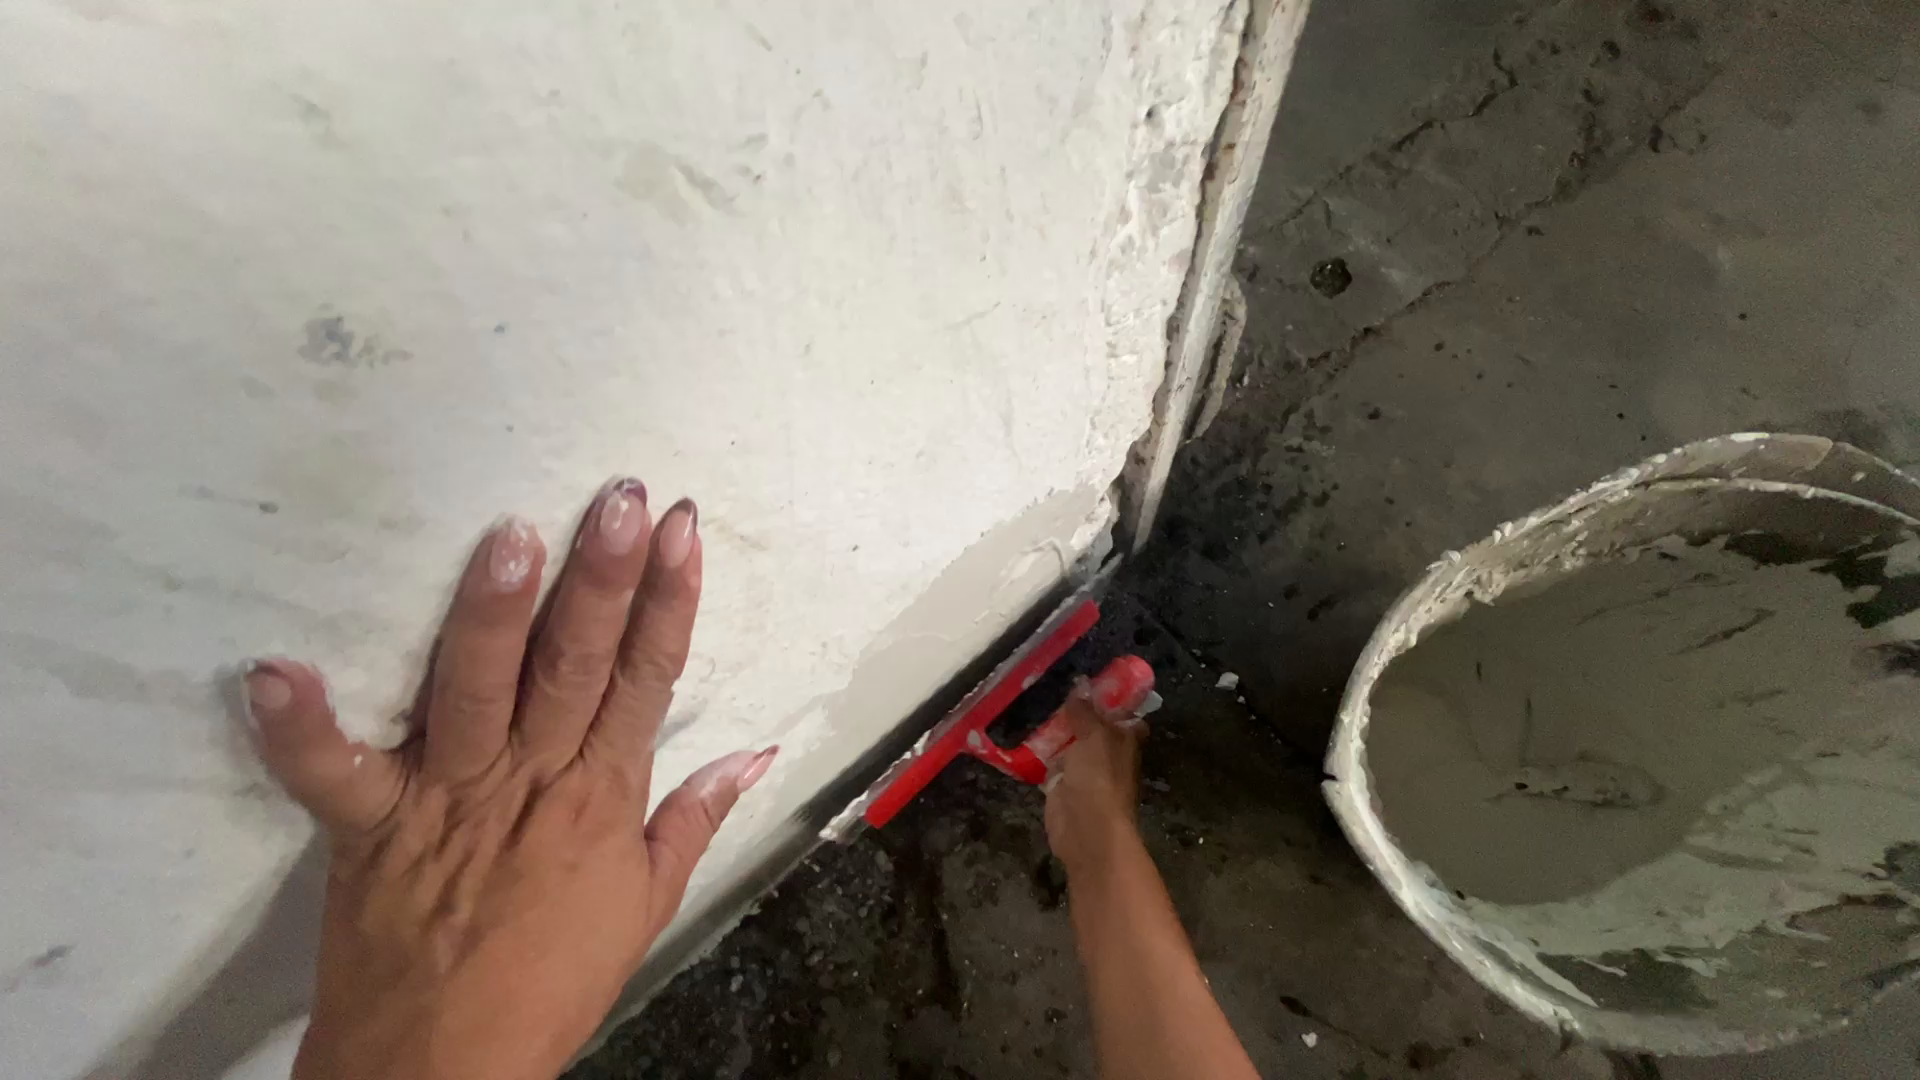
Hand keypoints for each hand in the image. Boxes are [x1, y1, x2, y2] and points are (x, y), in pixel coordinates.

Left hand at [242, 480, 774, 1079]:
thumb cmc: (556, 975)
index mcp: (605, 794)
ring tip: (512, 536)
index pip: (648, 676)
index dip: (670, 600)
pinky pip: (331, 778)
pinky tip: (277, 668)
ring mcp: (449, 800)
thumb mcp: (653, 898)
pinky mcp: (368, 832)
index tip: (682, 531)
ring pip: (475, 694)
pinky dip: (301, 730)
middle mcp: (533, 780)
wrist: (442, 1072)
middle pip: (575, 665)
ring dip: (492, 617)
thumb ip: (702, 814)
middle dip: (602, 579)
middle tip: (617, 501)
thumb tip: (759, 751)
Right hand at [1042, 663, 1154, 872]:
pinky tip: (1024, 732)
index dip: (1114, 700)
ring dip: (1055, 729)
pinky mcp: (1060, 785)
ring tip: (1034, 701)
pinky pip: (1049, 761)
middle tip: (1054, 685)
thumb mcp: (1094, 736)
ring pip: (1069, 743)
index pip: (1126, 716)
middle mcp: (1106, 754)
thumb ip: (1086, 712)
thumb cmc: (1100, 778)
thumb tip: (1080, 687)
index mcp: (1125, 741)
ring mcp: (1083, 770)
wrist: (1085, 829)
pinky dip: (1039, 751)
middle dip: (1077, 710)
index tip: (1095, 681)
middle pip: (1093, 726)